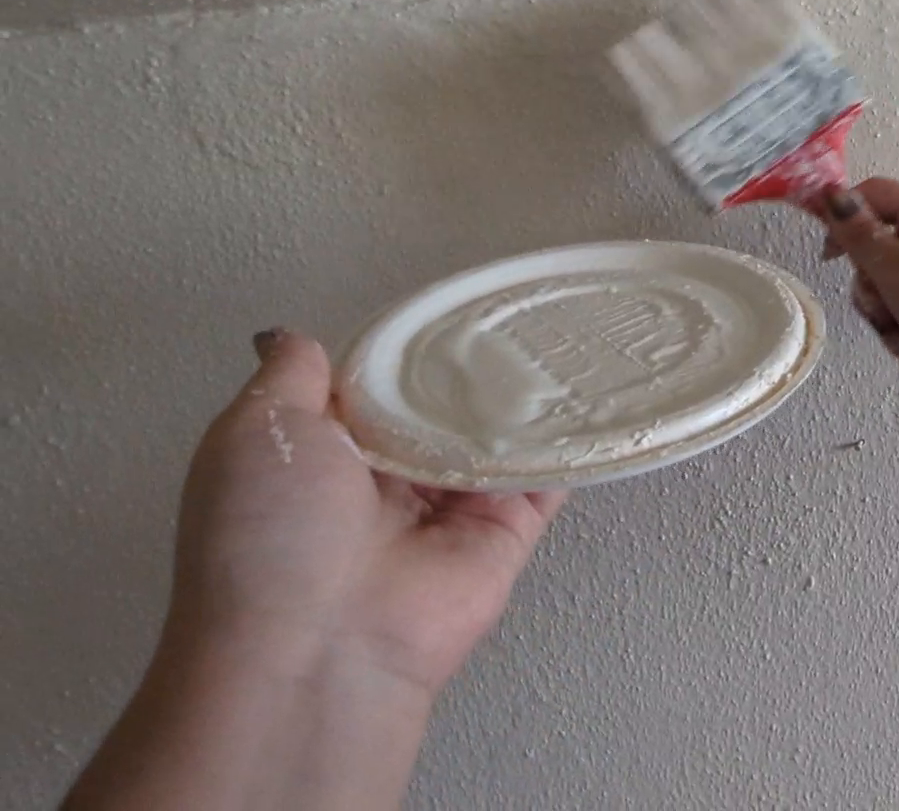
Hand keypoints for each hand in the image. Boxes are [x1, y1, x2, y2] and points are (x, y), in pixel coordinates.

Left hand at [170, 329, 565, 697]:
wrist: (327, 638)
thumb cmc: (273, 539)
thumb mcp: (255, 435)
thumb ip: (288, 379)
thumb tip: (291, 336)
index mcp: (334, 455)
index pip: (384, 389)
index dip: (411, 351)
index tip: (448, 311)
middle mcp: (397, 480)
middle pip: (452, 411)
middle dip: (480, 374)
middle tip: (519, 322)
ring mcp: (458, 505)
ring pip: (504, 440)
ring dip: (530, 405)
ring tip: (566, 350)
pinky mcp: (510, 527)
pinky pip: (548, 477)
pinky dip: (569, 448)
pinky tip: (592, 407)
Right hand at [820, 178, 898, 400]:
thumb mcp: (898, 268)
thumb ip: (860, 235)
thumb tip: (833, 195)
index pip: (874, 195)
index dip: (844, 217)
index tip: (830, 256)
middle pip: (878, 257)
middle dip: (873, 292)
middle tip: (889, 306)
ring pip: (891, 299)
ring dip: (893, 326)